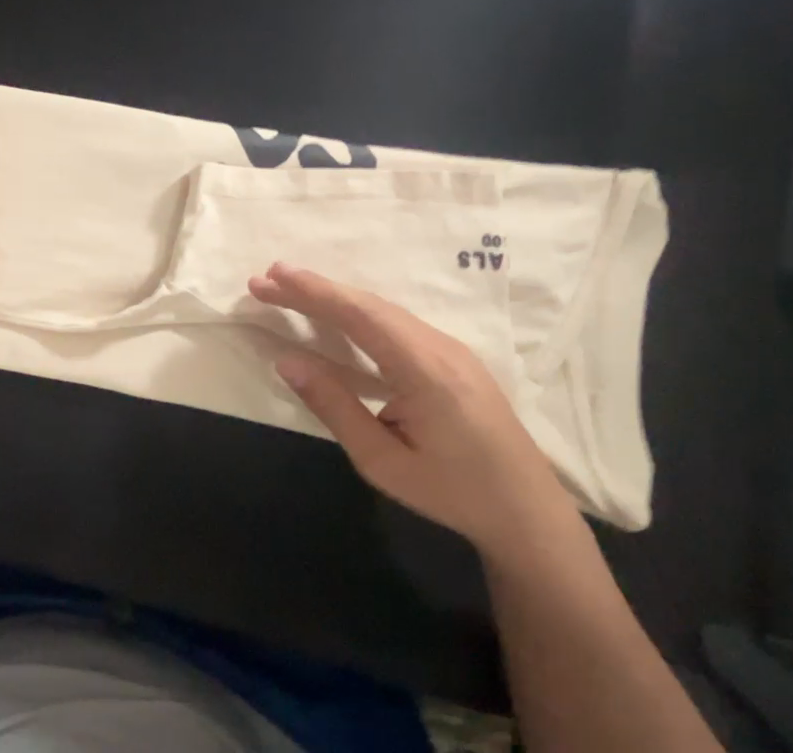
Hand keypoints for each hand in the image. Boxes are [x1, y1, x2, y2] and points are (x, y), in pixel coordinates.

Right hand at [249, 262, 576, 556]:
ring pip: (385, 311)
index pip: (359, 316)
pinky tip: (335, 314)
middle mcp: (442, 349)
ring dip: (335, 298)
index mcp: (426, 371)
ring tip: (289, 289)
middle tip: (265, 279)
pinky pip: (397, 324)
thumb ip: (334, 406)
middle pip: (370, 305)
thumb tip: (287, 361)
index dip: (310, 294)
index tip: (267, 280)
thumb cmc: (452, 492)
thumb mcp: (381, 460)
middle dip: (314, 289)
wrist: (527, 512)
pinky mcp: (454, 360)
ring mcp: (452, 351)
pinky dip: (357, 312)